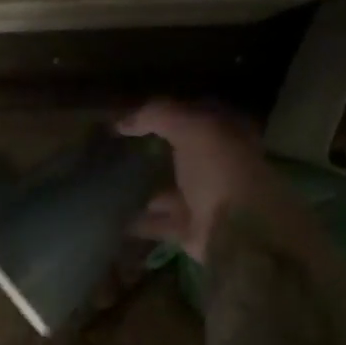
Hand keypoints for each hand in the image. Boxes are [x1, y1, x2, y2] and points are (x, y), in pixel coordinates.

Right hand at [118, 100, 299, 262]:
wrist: (234, 229)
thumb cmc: (220, 172)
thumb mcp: (193, 130)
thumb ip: (160, 116)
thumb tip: (121, 120)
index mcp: (226, 136)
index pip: (195, 117)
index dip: (168, 114)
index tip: (134, 117)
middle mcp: (216, 166)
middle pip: (181, 155)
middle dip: (155, 152)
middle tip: (119, 152)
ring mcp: (202, 199)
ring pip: (168, 191)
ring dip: (145, 191)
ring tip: (111, 189)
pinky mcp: (187, 229)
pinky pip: (156, 223)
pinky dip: (138, 222)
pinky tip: (115, 219)